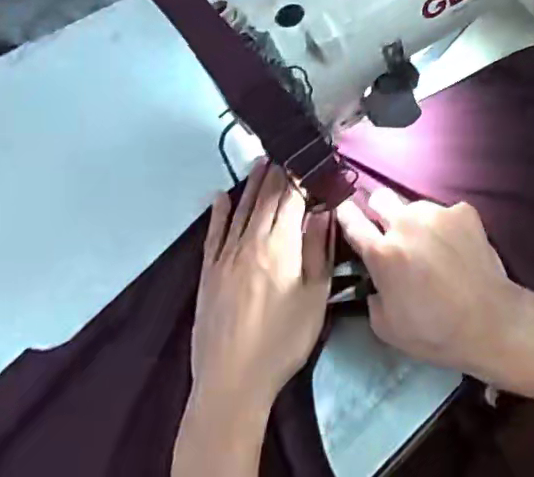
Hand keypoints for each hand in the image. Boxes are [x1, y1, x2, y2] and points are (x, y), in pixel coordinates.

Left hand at [186, 162, 333, 416]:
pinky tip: (220, 197)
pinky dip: (218, 214)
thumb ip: (319, 249)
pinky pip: (213, 235)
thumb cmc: (284, 340)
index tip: (311, 157)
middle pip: (265, 199)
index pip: (292, 199)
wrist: (232, 383)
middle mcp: (250, 243)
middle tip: (286, 150)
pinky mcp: (208, 275)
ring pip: (240, 211)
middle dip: (278, 172)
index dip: (302, 176)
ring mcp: (225, 258)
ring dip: (252, 184)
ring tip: (261, 161)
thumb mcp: (315, 295)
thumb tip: (324, 211)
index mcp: (280, 246)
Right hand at [335, 188, 527, 380]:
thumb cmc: (432, 330)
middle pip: (381, 197)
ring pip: (416, 207)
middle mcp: (406, 223)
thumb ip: (374, 291)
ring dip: (415, 223)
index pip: (353, 222)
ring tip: (430, 248)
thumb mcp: (385, 324)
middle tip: (389, 231)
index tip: (344, 210)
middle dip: (380, 210)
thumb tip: (378, 277)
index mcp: (382, 252)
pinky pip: (446, 213)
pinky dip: (445, 227)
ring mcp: (438, 212)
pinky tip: (455, 248)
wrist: (487, 319)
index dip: (346, 214)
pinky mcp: (464, 211)